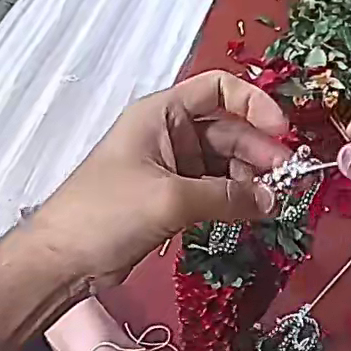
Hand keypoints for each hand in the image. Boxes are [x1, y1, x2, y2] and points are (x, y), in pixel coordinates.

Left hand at [25, 70, 290, 290]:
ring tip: (271, 201)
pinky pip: (216, 190)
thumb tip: (272, 200)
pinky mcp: (174, 197)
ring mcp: (173, 167)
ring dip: (250, 179)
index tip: (281, 130)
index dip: (253, 103)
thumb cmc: (105, 213)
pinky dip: (235, 199)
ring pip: (225, 163)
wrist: (63, 261)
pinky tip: (254, 211)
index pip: (218, 89)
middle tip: (287, 177)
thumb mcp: (170, 198)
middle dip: (258, 150)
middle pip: (228, 130)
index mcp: (162, 114)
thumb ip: (226, 196)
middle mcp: (170, 134)